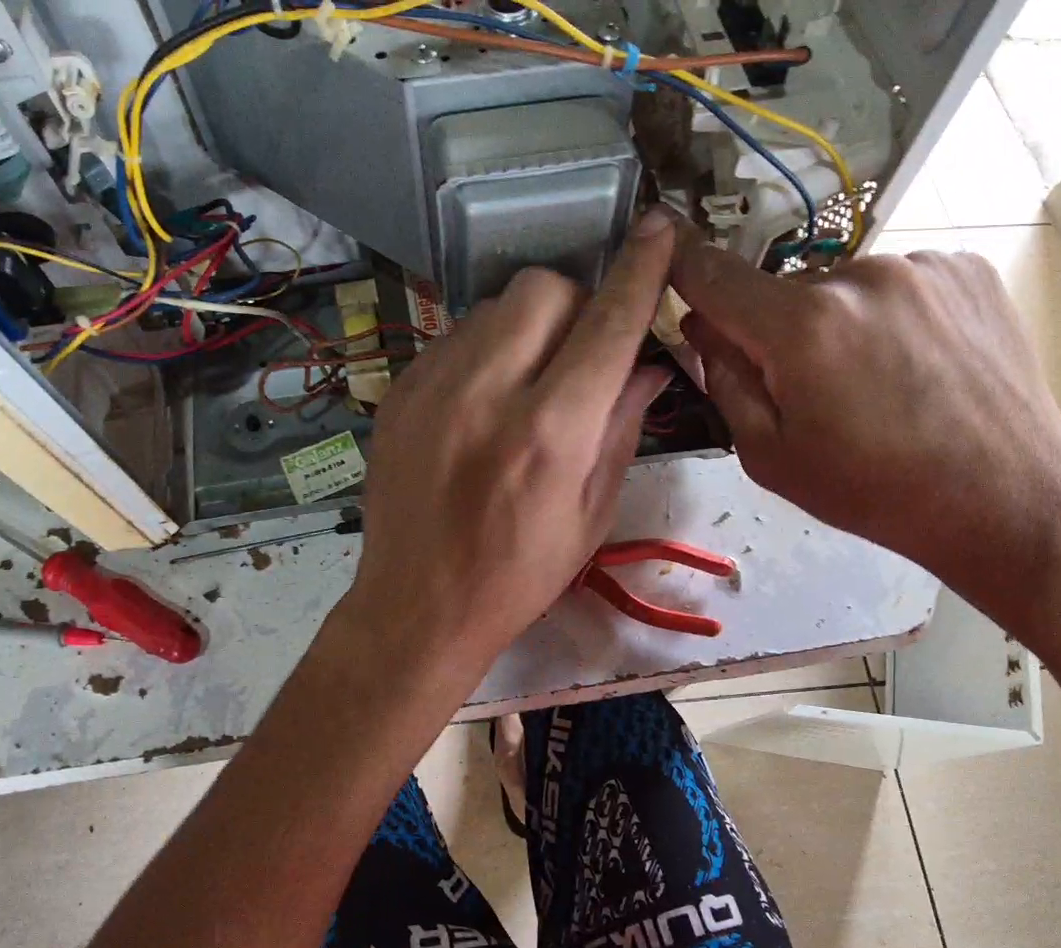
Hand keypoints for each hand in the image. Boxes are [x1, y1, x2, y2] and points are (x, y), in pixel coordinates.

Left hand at [341, 209, 677, 677]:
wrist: (419, 605)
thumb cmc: (519, 575)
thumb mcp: (592, 514)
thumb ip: (623, 426)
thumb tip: (651, 362)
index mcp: (550, 433)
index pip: (608, 324)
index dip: (641, 270)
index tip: (660, 229)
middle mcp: (487, 394)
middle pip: (542, 289)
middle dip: (575, 304)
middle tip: (579, 353)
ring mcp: (433, 388)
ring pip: (493, 307)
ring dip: (527, 327)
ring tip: (527, 382)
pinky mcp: (400, 393)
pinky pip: (454, 338)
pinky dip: (483, 351)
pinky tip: (483, 401)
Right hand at [670, 231, 1060, 583]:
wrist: (1007, 496)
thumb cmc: (874, 491)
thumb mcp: (770, 457)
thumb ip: (725, 382)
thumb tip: (704, 327)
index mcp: (802, 325)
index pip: (714, 274)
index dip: (682, 267)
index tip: (669, 259)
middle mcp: (860, 274)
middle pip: (785, 291)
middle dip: (779, 330)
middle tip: (811, 390)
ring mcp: (922, 264)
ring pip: (844, 288)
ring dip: (838, 322)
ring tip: (876, 382)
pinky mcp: (968, 268)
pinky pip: (898, 284)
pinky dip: (890, 316)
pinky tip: (916, 365)